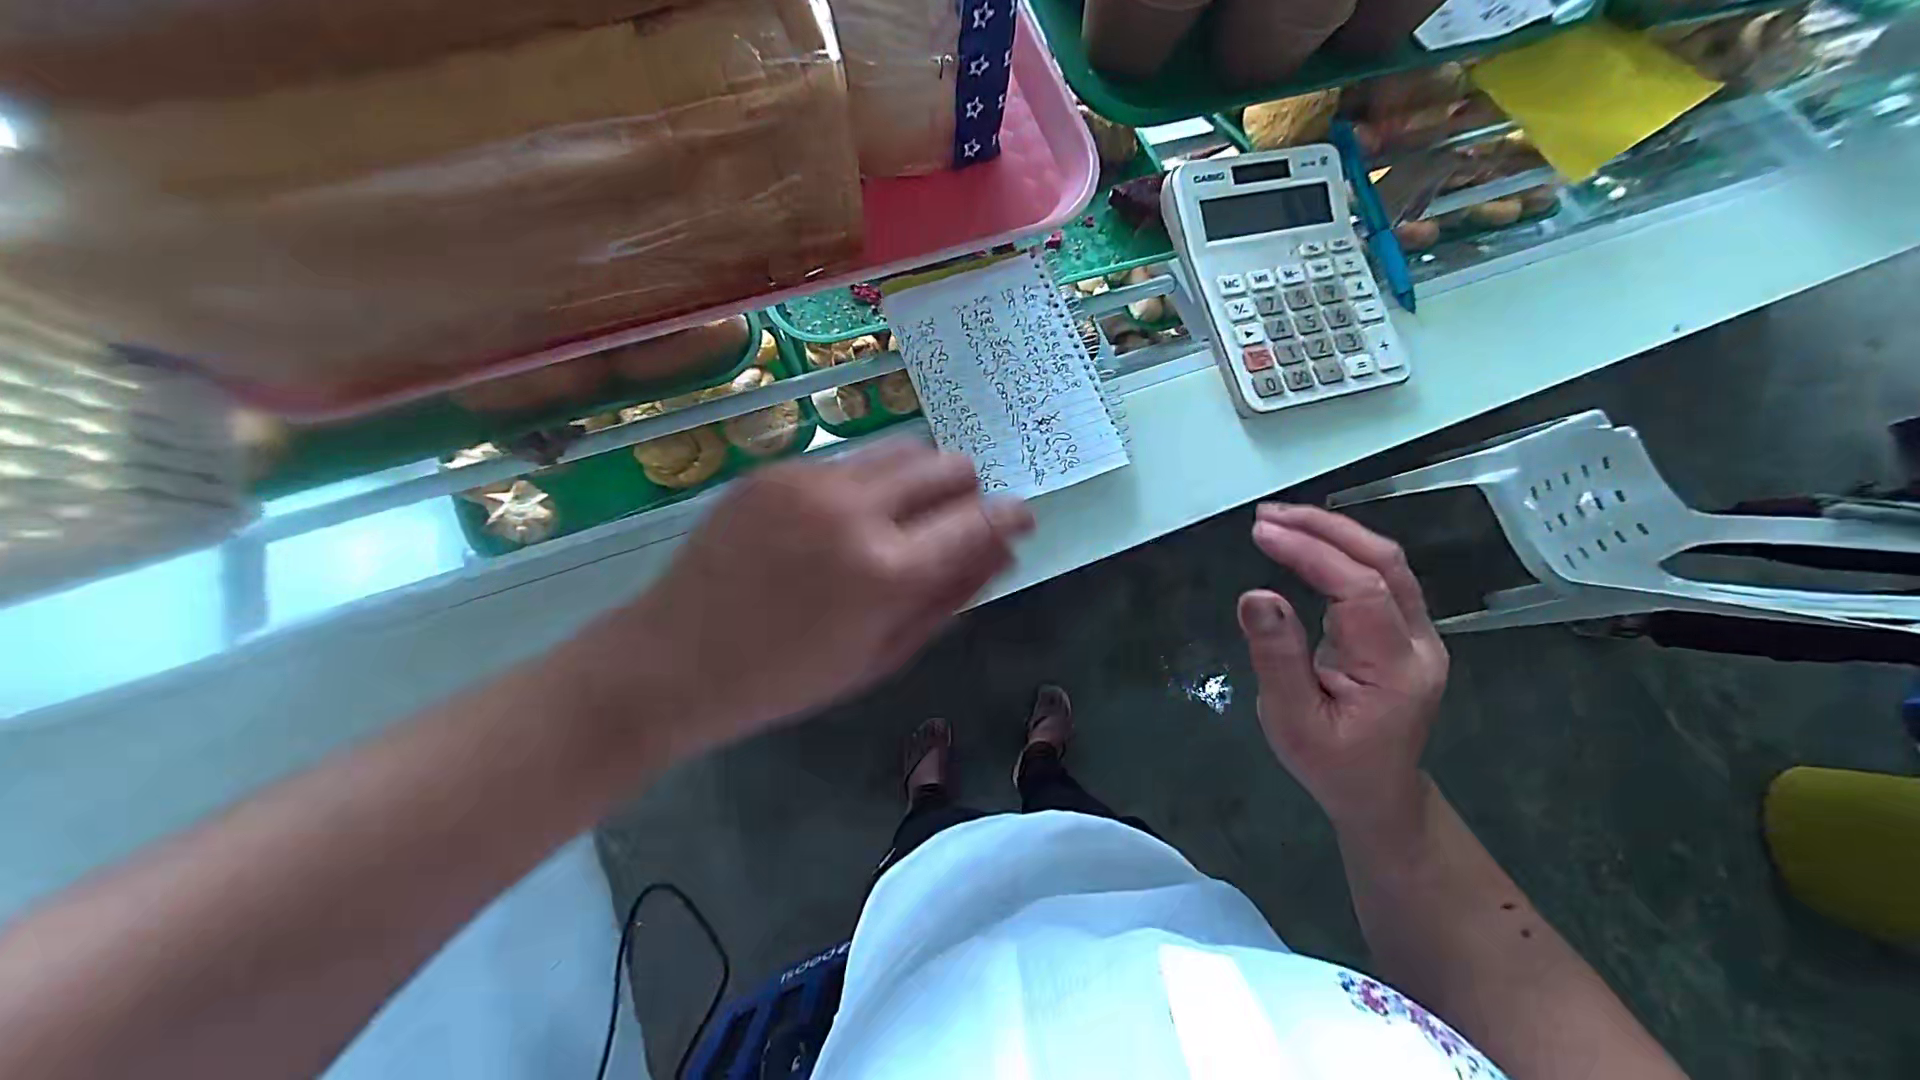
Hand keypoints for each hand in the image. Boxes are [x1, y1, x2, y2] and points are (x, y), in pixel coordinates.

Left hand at [573, 441, 1032, 760]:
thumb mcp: (881, 655)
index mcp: (888, 570)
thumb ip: (950, 596)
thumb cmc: (786, 679)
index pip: (980, 520)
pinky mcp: (774, 470)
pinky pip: (848, 460)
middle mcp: (855, 509)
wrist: (671, 661)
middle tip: (952, 524)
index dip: (1012, 515)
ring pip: (901, 449)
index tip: (1020, 518)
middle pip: (947, 464)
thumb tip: (1005, 550)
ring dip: (920, 478)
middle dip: (967, 491)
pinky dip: (867, 483)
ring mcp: (809, 481)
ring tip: (899, 518)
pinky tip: (839, 521)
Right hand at [1237, 503, 1447, 840]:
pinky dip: (1340, 552)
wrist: (1377, 794)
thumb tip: (1255, 595)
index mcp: (1395, 668)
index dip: (1312, 554)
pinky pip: (1377, 577)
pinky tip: (1307, 544)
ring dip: (1333, 534)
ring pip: (1386, 564)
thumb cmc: (1332, 765)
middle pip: (1385, 563)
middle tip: (1267, 516)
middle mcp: (1418, 642)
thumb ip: (1276, 657)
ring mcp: (1416, 635)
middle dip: (1326, 529)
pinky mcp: (1401, 632)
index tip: (1262, 533)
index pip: (1360, 590)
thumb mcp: (1292, 721)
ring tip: (1279, 521)